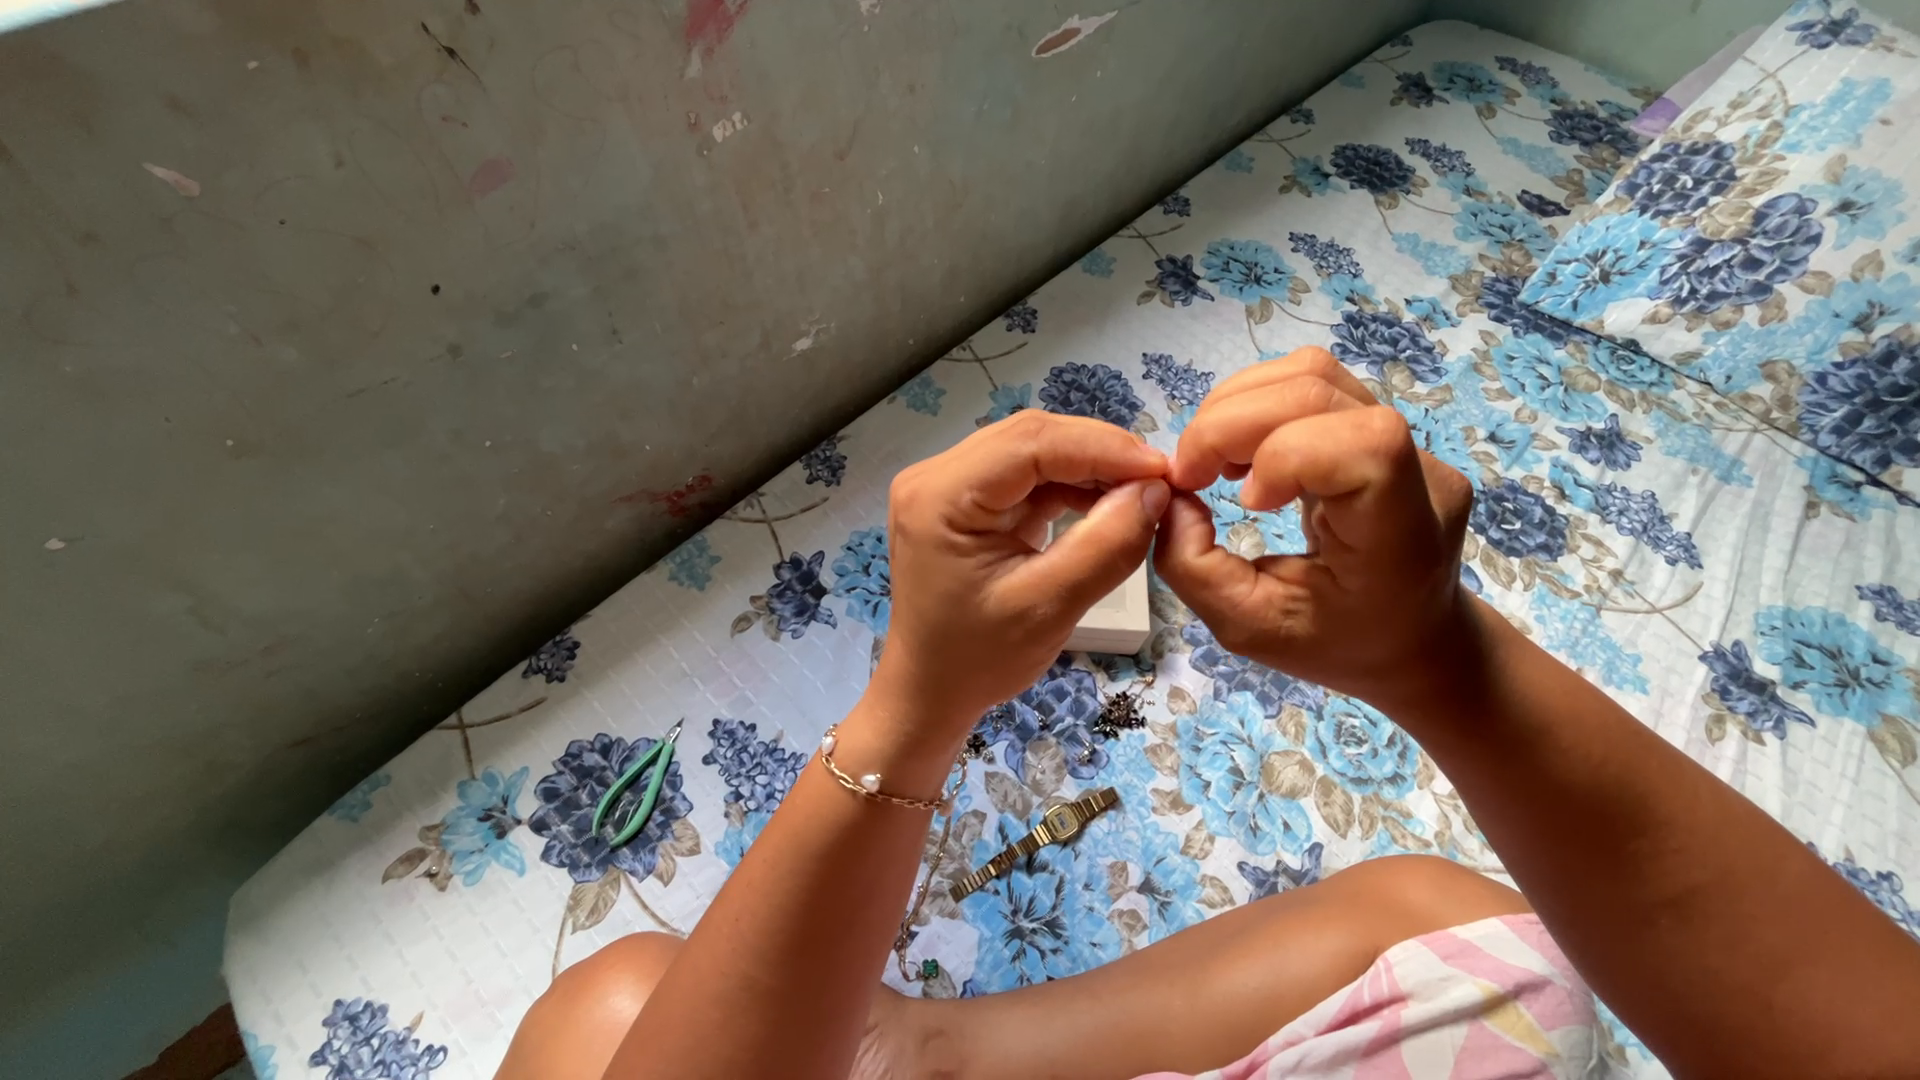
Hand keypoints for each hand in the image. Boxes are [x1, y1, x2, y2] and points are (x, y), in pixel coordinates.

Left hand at [874, 410, 1169, 745]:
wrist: (931, 692)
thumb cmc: (979, 659)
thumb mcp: (1049, 606)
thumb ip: (1106, 544)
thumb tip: (1156, 490)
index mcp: (941, 495)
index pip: (1030, 443)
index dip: (1103, 448)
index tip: (1163, 470)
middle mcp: (936, 476)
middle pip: (1030, 438)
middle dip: (1099, 453)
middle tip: (1160, 481)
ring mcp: (949, 486)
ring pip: (1032, 453)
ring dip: (1089, 469)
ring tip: (1142, 494)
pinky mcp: (967, 502)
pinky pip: (1027, 478)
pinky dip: (1070, 487)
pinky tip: (1108, 504)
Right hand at [1154, 347, 1473, 707]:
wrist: (1414, 639)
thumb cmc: (1337, 643)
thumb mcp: (1247, 628)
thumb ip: (1193, 567)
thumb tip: (1170, 497)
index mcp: (1399, 535)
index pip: (1363, 444)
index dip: (1283, 454)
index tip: (1241, 501)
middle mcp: (1419, 471)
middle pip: (1316, 390)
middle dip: (1228, 423)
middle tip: (1191, 474)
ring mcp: (1409, 439)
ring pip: (1310, 372)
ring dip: (1236, 406)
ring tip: (1214, 461)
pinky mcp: (1383, 425)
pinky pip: (1312, 384)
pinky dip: (1254, 405)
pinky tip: (1242, 453)